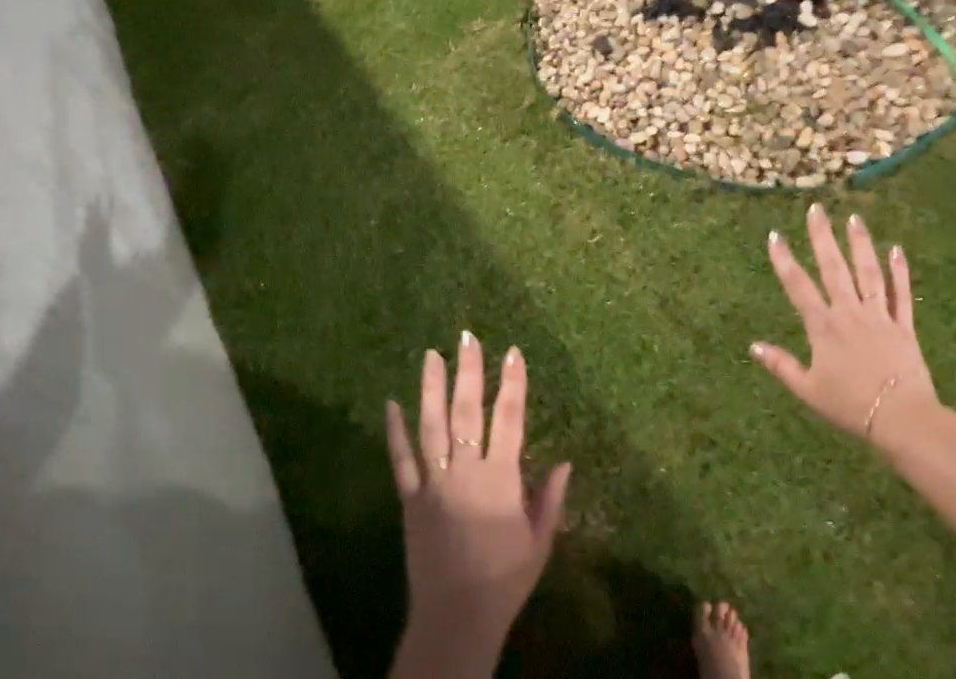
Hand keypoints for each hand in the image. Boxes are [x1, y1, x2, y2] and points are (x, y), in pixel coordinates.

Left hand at [385, 333, 571, 661]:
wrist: (456, 617)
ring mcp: (434, 484)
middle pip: (467, 413)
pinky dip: (395, 432)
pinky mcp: (410, 500)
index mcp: (501, 480)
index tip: (512, 352)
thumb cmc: (505, 580)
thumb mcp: (540, 542)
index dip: (512, 384)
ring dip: (431, 389)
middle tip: (467, 337)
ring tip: (431, 355)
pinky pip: (401, 461)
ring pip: (431, 428)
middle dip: (469, 372)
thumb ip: (551, 499)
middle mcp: (465, 472)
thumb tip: (565, 461)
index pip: (509, 420)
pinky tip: (390, 404)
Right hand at [751, 205, 939, 441]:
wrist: (901, 417)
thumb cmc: (850, 406)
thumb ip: (781, 366)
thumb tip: (754, 346)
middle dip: (823, 237)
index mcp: (823, 327)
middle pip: (834, 268)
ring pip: (869, 273)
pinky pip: (901, 294)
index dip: (784, 260)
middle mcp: (850, 313)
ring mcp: (880, 317)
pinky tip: (896, 250)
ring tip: (854, 218)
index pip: (798, 286)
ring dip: (860, 244)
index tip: (775, 235)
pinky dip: (900, 271)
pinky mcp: (904, 326)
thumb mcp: (808, 390)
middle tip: (816, 209)